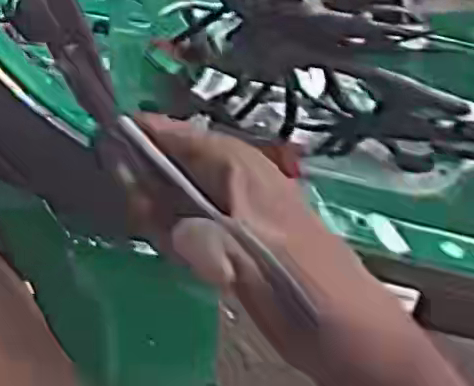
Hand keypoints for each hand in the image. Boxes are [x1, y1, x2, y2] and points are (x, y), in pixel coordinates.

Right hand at [132, 115, 461, 385]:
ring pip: (154, 186)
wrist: (360, 347)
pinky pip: (169, 211)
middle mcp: (219, 167)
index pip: (152, 126)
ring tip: (173, 245)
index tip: (113, 174)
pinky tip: (182, 255)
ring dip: (151, 214)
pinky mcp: (218, 224)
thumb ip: (204, 238)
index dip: (123, 143)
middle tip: (150, 221)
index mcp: (228, 156)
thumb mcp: (254, 258)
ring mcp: (219, 196)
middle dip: (139, 188)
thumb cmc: (311, 289)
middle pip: (148, 156)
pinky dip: (164, 230)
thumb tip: (170, 231)